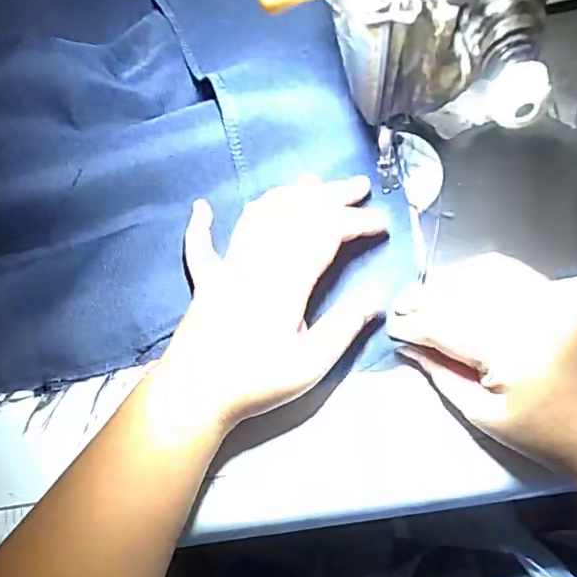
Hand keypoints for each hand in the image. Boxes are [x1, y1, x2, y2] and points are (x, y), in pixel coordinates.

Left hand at [148, 176, 389, 430]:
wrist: (195, 393)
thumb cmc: (256, 382)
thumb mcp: (310, 365)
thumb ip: (342, 329)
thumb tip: (373, 303)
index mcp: (286, 280)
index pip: (327, 233)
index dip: (357, 222)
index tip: (382, 225)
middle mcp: (256, 262)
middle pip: (296, 212)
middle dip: (330, 195)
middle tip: (359, 186)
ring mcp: (227, 268)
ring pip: (257, 216)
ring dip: (286, 195)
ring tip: (310, 182)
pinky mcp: (206, 283)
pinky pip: (202, 245)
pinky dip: (202, 225)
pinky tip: (202, 209)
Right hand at [385, 253, 576, 486]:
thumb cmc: (546, 437)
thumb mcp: (485, 416)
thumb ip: (444, 376)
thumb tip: (410, 347)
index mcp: (513, 355)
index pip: (447, 324)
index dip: (413, 324)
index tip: (393, 328)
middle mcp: (533, 316)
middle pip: (463, 292)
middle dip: (426, 298)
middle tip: (404, 308)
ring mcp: (552, 300)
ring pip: (486, 272)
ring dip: (452, 281)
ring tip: (431, 296)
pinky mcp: (563, 296)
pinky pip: (514, 272)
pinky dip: (483, 274)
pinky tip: (465, 287)